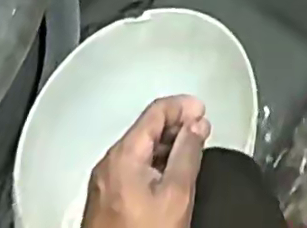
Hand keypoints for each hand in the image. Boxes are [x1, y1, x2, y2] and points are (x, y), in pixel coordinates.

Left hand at [81, 96, 210, 227]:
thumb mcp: (176, 195)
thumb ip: (189, 153)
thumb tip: (197, 124)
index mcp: (123, 154)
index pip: (155, 111)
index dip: (182, 106)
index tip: (203, 110)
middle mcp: (108, 163)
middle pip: (145, 128)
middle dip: (175, 125)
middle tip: (201, 130)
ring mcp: (103, 182)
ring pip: (138, 148)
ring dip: (165, 144)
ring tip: (190, 151)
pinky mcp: (104, 200)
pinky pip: (131, 167)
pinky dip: (152, 162)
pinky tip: (169, 174)